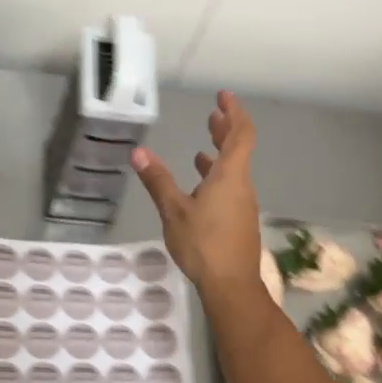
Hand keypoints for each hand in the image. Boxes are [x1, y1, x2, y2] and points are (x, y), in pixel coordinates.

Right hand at [130, 91, 262, 297]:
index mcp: (229, 177)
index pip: (240, 134)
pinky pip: (230, 189)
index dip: (233, 112)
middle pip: (238, 150)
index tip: (223, 97)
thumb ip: (157, 181)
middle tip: (212, 115)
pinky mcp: (239, 222)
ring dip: (220, 156)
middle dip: (225, 130)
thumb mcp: (173, 211)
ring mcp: (242, 206)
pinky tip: (200, 189)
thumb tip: (138, 152)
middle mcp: (241, 186)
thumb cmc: (203, 245)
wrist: (231, 285)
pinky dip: (216, 178)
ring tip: (202, 147)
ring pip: (233, 171)